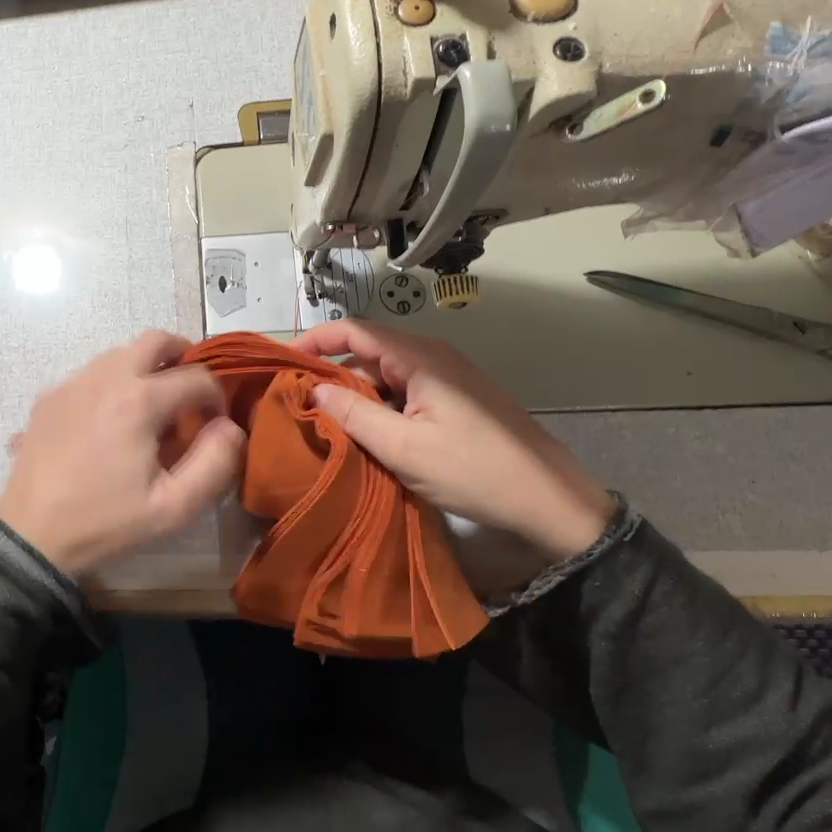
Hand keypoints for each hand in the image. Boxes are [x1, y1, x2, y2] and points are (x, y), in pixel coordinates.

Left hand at [0, 331, 245, 576]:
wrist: (31, 535)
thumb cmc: (105, 523)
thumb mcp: (172, 507)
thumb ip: (214, 463)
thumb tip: (230, 428)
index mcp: (139, 401)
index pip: (196, 376)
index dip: (217, 396)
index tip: (216, 422)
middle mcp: (104, 378)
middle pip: (155, 340)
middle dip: (183, 357)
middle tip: (190, 392)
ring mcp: (71, 383)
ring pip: (119, 353)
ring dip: (145, 368)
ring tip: (152, 409)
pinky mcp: (48, 397)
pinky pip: (90, 373)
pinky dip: (111, 383)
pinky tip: (110, 422)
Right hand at [293, 320, 614, 564]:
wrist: (549, 501)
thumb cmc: (475, 471)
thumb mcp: (404, 448)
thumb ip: (354, 415)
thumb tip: (312, 388)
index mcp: (420, 358)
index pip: (354, 330)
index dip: (315, 340)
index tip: (282, 363)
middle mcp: (433, 357)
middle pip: (368, 351)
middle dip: (330, 372)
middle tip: (296, 402)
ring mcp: (447, 379)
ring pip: (385, 375)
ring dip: (355, 395)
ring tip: (324, 423)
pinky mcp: (455, 401)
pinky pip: (404, 392)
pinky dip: (379, 407)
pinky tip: (366, 435)